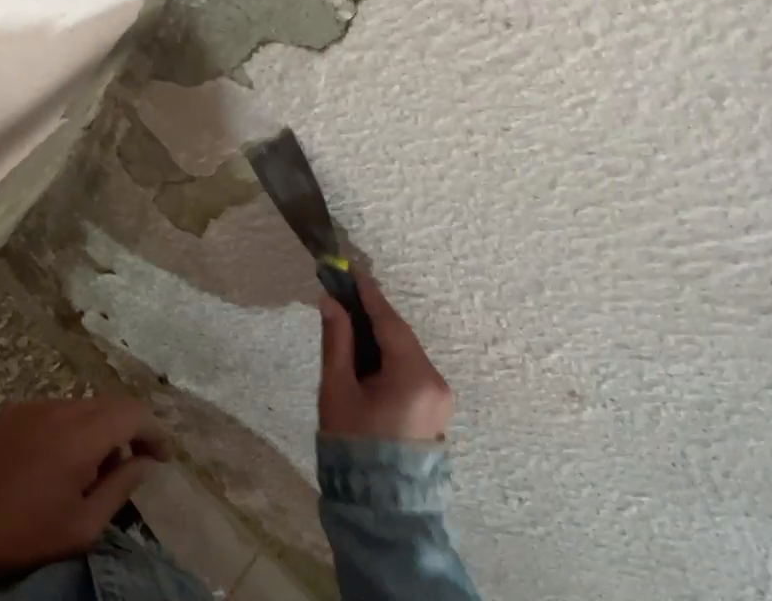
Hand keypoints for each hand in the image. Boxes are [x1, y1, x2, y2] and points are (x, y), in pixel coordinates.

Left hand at [0, 397, 170, 579]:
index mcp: (80, 437)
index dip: (156, 431)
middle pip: (111, 403)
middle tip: (137, 463)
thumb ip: (122, 487)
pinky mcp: (14, 411)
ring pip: (85, 405)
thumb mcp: (84, 526)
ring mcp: (34, 406)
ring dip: (102, 427)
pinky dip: (74, 426)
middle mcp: (59, 410)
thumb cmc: (28, 534)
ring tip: (97, 467)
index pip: (133, 413)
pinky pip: (58, 409)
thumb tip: (146, 463)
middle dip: (132, 429)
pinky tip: (64, 458)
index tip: (163, 458)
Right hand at [317, 276, 452, 440]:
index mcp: (414, 376)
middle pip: (401, 336)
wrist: (380, 502)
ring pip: (407, 352)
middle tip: (346, 293)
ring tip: (352, 321)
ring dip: (381, 336)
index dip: (369, 295)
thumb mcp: (337, 390)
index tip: (353, 270)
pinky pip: (412, 369)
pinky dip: (391, 356)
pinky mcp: (437, 408)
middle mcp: (436, 381)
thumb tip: (330, 302)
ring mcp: (441, 396)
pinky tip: (369, 353)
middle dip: (373, 315)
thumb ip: (337, 342)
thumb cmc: (352, 443)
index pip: (390, 323)